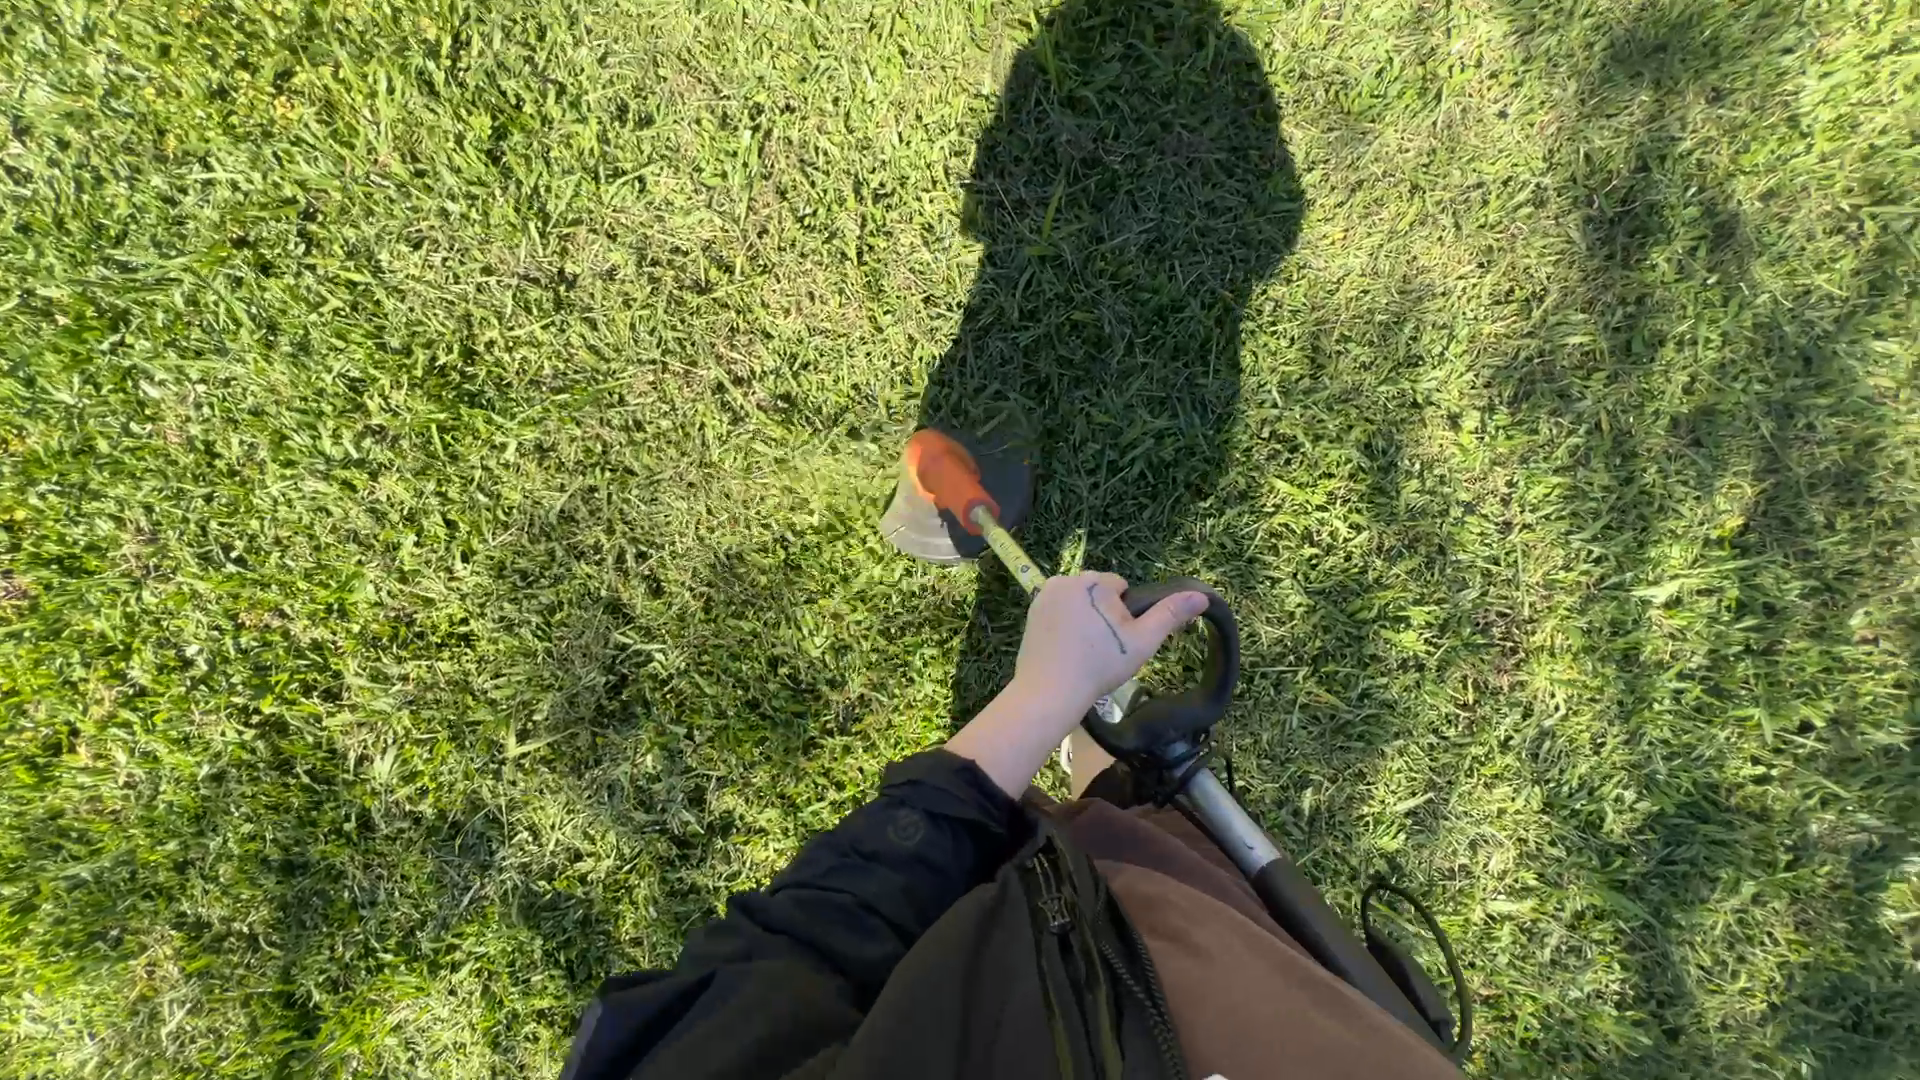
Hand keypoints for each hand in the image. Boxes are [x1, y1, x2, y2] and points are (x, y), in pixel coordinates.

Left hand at [1012, 572, 1209, 717]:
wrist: (1050, 691)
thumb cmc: (1100, 665)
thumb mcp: (1143, 640)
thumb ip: (1171, 614)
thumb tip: (1202, 596)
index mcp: (1094, 581)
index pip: (1120, 587)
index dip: (1125, 614)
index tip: (1119, 638)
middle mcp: (1066, 580)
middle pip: (1097, 593)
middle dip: (1103, 614)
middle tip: (1103, 648)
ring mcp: (1044, 595)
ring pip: (1078, 602)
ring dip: (1084, 618)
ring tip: (1084, 651)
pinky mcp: (1031, 613)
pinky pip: (1058, 613)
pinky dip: (1064, 626)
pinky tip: (1066, 650)